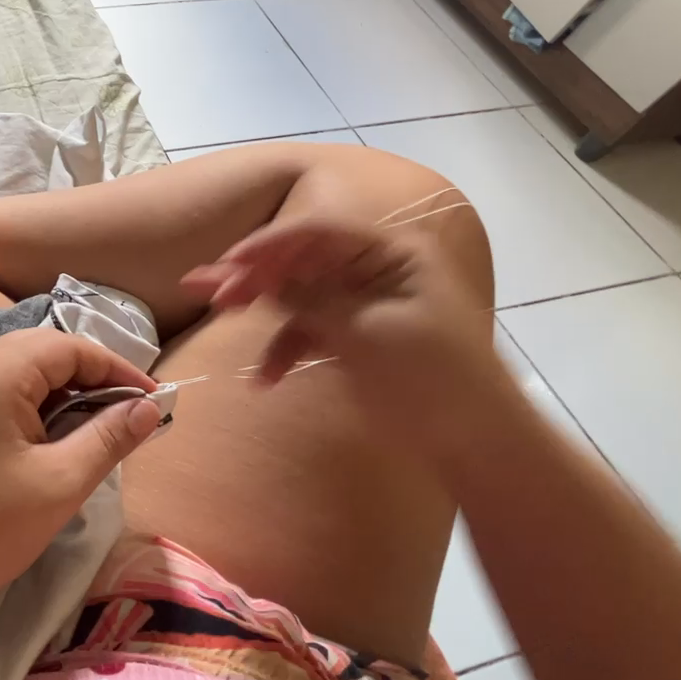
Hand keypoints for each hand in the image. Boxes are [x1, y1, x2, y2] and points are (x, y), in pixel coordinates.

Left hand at [0, 327, 160, 612]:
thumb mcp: (62, 482)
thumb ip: (109, 438)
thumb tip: (150, 407)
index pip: (68, 347)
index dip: (116, 368)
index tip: (155, 399)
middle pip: (47, 349)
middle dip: (94, 372)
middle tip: (133, 408)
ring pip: (29, 367)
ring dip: (71, 386)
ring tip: (107, 420)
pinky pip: (12, 388)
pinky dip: (46, 400)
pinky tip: (67, 429)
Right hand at [182, 215, 508, 454]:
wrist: (478, 446)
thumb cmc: (432, 379)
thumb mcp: (366, 332)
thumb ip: (308, 298)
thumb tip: (256, 275)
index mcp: (390, 253)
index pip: (316, 233)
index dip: (267, 244)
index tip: (228, 264)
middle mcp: (373, 269)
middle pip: (299, 262)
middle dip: (252, 277)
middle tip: (202, 287)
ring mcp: (362, 302)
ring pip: (297, 296)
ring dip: (261, 313)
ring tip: (217, 317)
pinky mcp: (354, 335)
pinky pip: (308, 331)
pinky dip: (284, 350)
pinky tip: (264, 378)